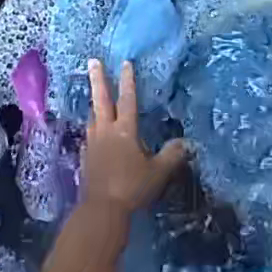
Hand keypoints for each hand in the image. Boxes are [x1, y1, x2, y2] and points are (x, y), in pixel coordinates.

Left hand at [82, 59, 187, 217]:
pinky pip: (89, 135)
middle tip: (93, 61)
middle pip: (101, 99)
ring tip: (94, 96)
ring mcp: (92, 144)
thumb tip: (185, 142)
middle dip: (98, 79)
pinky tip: (93, 132)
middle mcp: (105, 131)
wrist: (102, 209)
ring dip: (94, 103)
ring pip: (92, 116)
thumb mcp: (158, 172)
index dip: (128, 80)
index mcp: (124, 130)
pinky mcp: (85, 157)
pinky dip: (92, 127)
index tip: (125, 62)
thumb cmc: (132, 187)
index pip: (128, 99)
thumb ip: (171, 155)